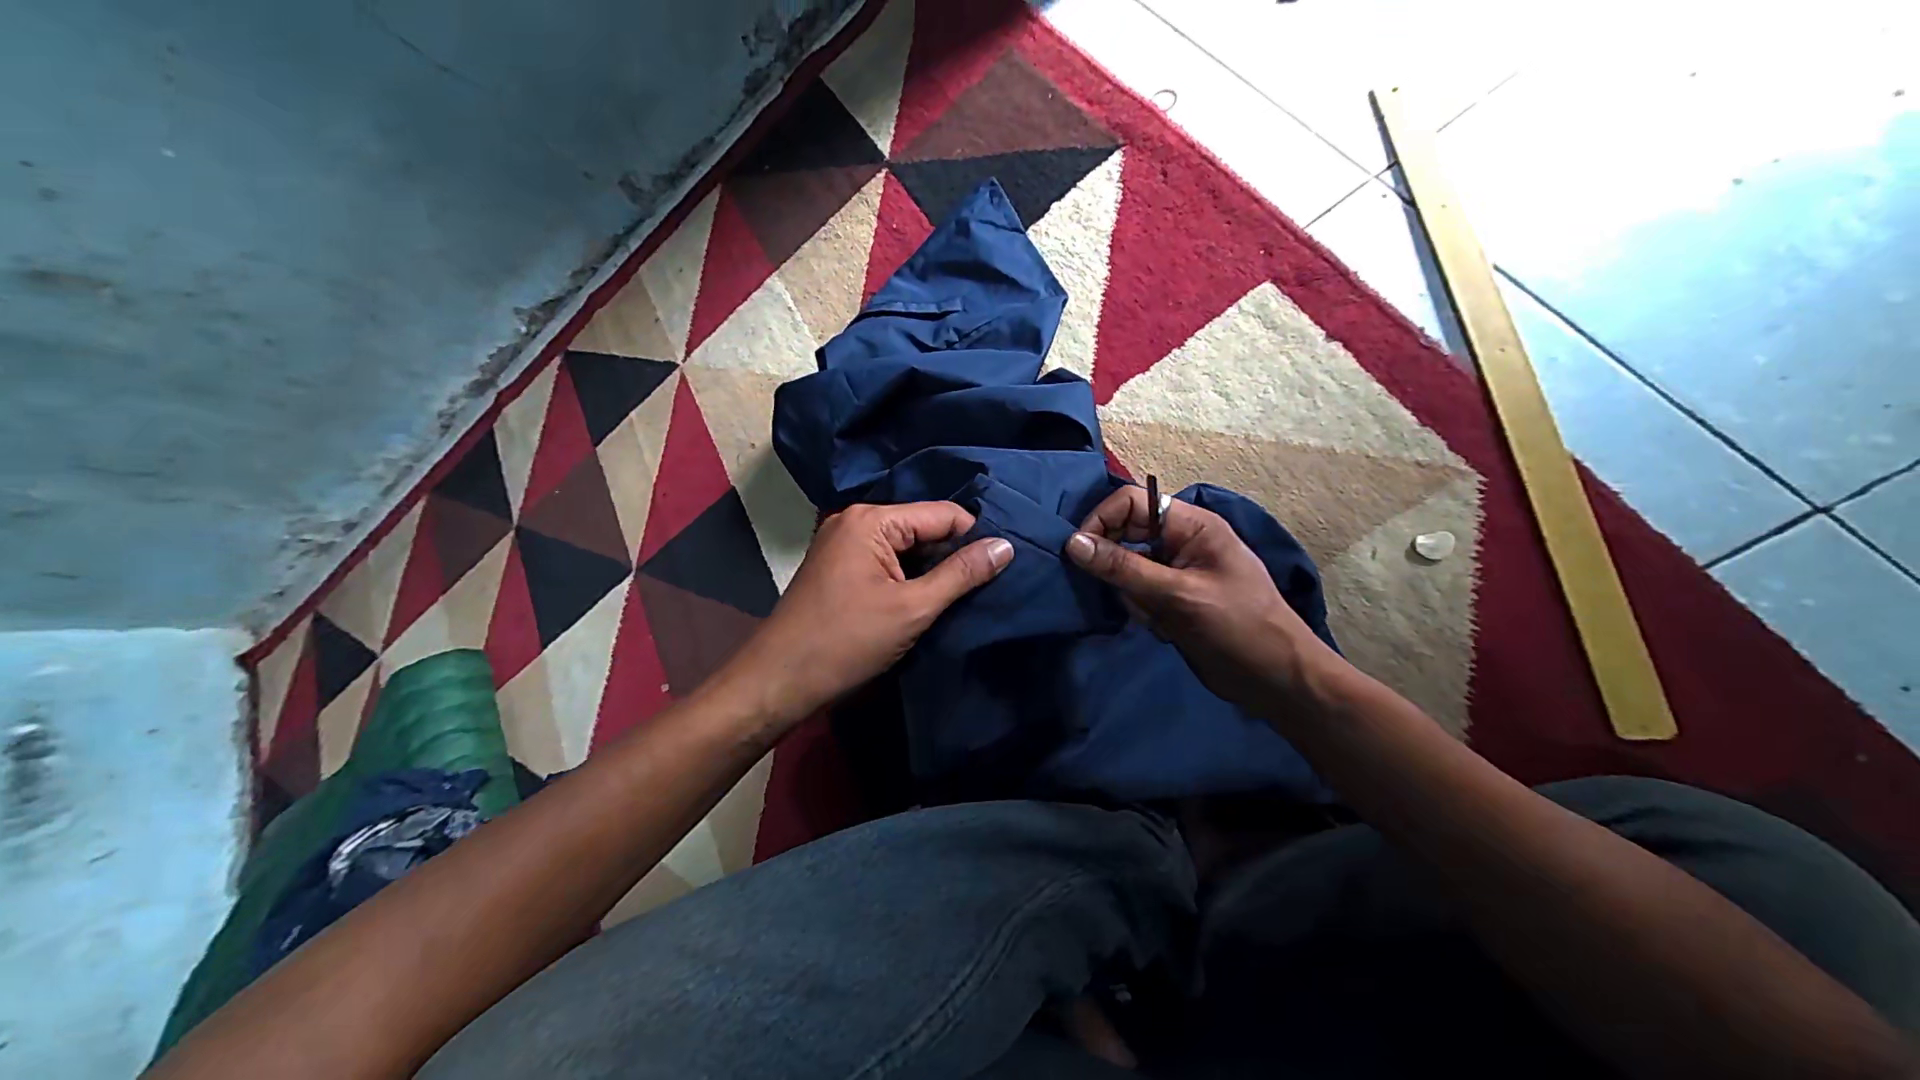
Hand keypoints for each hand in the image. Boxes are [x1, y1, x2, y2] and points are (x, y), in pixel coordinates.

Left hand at [713, 502, 1012, 732]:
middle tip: (989, 586)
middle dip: (953, 556)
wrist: (778, 682)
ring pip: (908, 549)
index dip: (974, 539)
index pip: (943, 514)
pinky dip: (910, 580)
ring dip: (932, 572)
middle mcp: (856, 521)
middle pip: (925, 529)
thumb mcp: (912, 608)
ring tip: (966, 597)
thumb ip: (961, 574)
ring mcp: (844, 545)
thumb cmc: (846, 642)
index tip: (1002, 568)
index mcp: (871, 519)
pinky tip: (930, 602)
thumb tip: (1006, 545)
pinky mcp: (841, 570)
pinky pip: (888, 564)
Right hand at [1066, 485, 1342, 712]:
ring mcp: (1175, 571)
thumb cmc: (1237, 627)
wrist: (1274, 679)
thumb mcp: (1177, 595)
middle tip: (1133, 596)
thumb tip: (1072, 542)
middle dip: (1119, 568)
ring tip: (1158, 619)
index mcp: (1191, 525)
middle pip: (1124, 536)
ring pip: (1126, 570)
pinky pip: (1137, 594)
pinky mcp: (1171, 599)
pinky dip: (1142, 612)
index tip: (1079, 551)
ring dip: (1133, 597)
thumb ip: (1123, 568)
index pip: (1132, 502)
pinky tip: (1164, 630)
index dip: (1102, 520)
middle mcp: (1180, 541)